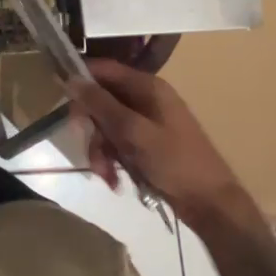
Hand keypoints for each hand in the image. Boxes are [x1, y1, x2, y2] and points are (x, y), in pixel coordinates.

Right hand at [67, 59, 242, 219]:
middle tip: (89, 149)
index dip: (81, 81)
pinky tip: (115, 180)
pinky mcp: (148, 144)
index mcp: (147, 86)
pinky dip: (113, 160)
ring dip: (101, 149)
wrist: (212, 206)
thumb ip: (101, 104)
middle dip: (92, 128)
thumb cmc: (175, 163)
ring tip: (106, 175)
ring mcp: (147, 122)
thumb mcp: (133, 132)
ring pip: (107, 126)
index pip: (103, 69)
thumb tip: (70, 78)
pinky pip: (119, 143)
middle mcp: (146, 98)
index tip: (63, 101)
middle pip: (102, 100)